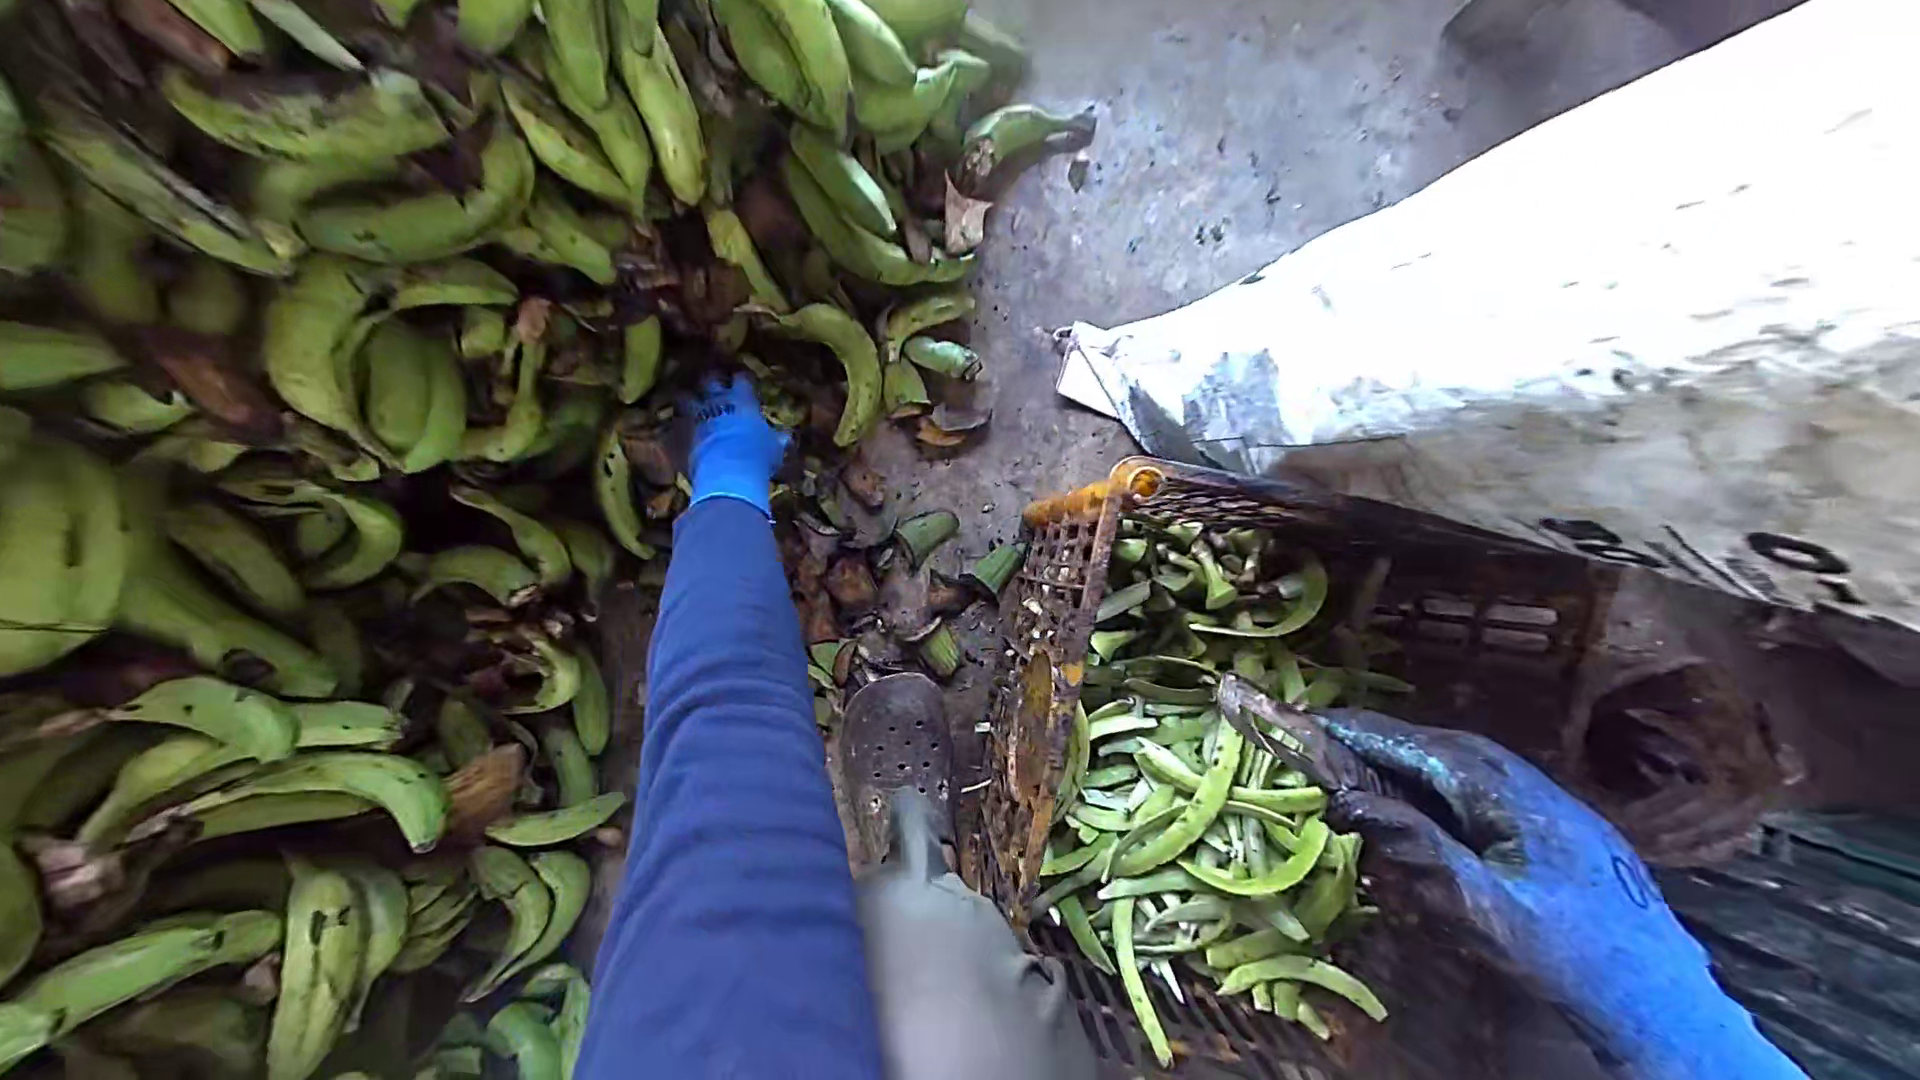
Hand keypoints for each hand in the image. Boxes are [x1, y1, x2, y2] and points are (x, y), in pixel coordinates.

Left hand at [683, 374, 787, 515]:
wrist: (728, 473)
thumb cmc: (758, 456)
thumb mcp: (775, 448)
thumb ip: (778, 438)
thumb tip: (786, 435)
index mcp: (743, 400)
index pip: (742, 379)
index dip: (743, 378)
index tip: (745, 379)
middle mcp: (718, 402)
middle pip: (710, 380)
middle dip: (713, 379)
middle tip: (715, 381)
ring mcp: (698, 416)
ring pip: (687, 398)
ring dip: (689, 397)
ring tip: (691, 399)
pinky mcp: (682, 434)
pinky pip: (678, 422)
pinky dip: (680, 422)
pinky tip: (682, 426)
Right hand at [1319, 709, 1802, 1079]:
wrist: (1670, 1003)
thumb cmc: (1573, 957)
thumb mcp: (1488, 912)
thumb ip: (1417, 850)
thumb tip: (1342, 800)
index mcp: (1500, 787)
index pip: (1404, 742)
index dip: (1348, 729)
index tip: (1297, 718)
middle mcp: (1514, 773)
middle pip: (1419, 740)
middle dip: (1362, 736)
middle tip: (1310, 738)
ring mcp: (1530, 789)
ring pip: (1440, 754)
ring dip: (1388, 752)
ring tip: (1342, 755)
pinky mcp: (1535, 809)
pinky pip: (1459, 775)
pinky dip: (1416, 772)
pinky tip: (1400, 787)